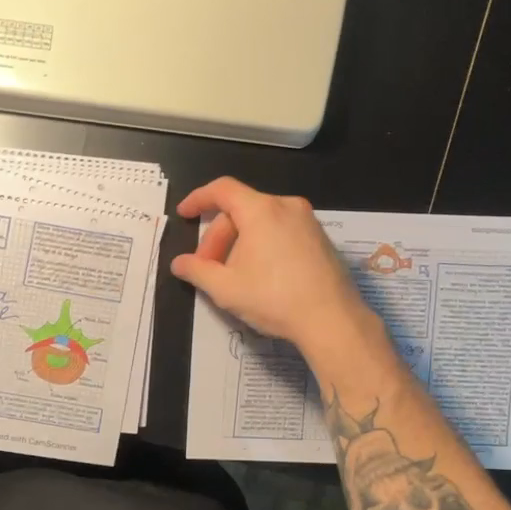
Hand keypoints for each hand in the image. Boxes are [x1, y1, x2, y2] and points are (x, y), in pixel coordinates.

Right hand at [170, 176, 388, 365]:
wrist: (331, 319)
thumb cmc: (273, 298)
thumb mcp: (225, 288)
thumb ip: (196, 271)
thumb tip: (178, 263)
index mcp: (261, 211)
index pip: (222, 190)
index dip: (198, 199)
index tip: (184, 215)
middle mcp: (286, 206)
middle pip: (240, 209)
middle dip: (218, 236)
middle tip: (208, 268)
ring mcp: (307, 221)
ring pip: (261, 221)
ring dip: (239, 242)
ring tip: (233, 274)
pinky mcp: (320, 238)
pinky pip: (281, 230)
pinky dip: (261, 244)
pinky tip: (259, 274)